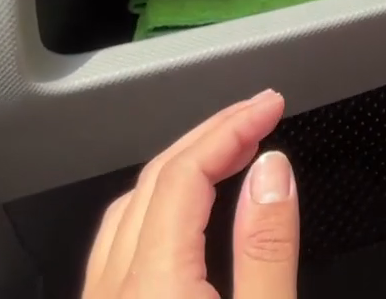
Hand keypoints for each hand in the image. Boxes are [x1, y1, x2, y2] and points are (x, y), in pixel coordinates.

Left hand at [83, 90, 297, 298]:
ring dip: (182, 164)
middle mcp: (111, 296)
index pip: (185, 176)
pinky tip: (193, 206)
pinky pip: (119, 245)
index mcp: (152, 289)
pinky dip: (160, 202)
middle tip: (260, 112)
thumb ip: (267, 248)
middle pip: (152, 183)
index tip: (273, 105)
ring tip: (234, 148)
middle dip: (210, 135)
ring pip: (128, 212)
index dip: (232, 127)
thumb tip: (272, 167)